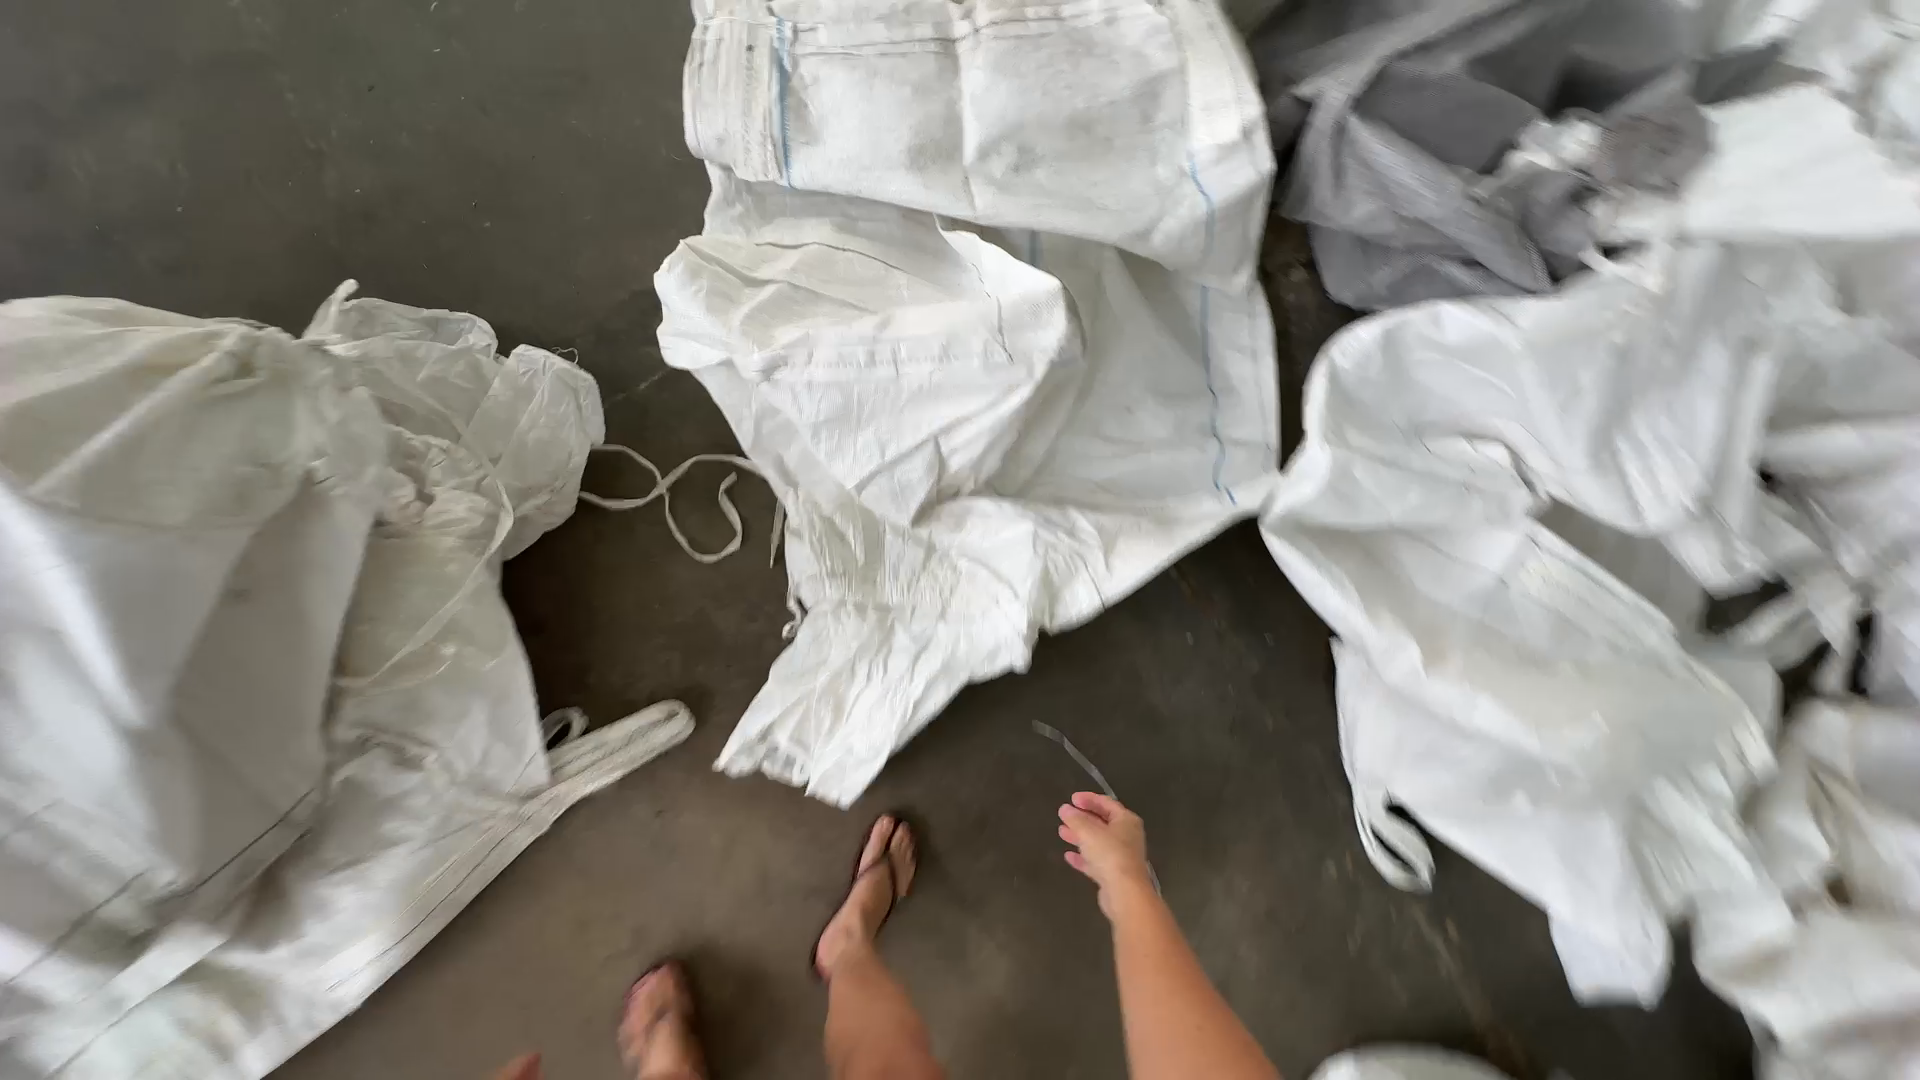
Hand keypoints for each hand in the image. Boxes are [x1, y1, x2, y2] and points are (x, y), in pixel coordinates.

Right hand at [1058, 792, 1153, 918]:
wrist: (1125, 893)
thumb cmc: (1109, 854)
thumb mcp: (1088, 831)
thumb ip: (1075, 819)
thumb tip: (1064, 809)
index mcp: (1126, 821)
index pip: (1106, 803)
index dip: (1088, 799)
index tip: (1071, 798)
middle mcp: (1127, 836)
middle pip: (1102, 822)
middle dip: (1082, 818)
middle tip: (1065, 815)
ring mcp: (1121, 856)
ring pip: (1098, 842)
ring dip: (1080, 836)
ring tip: (1062, 832)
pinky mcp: (1114, 875)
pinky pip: (1096, 861)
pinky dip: (1083, 857)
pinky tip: (1068, 856)